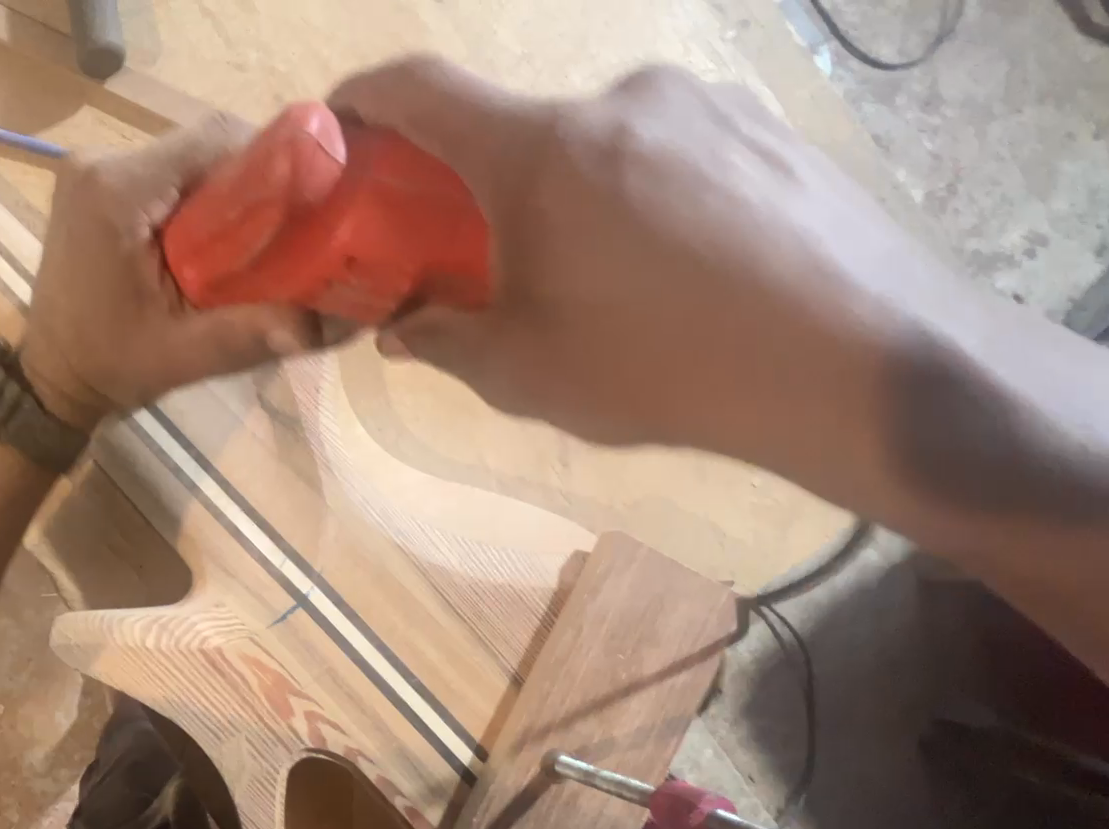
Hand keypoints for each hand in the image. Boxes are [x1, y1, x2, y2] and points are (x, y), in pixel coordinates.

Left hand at [20, 115, 319, 431]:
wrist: (50, 379)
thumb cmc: (108, 368)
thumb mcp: (182, 355)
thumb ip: (252, 333)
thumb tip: (338, 322)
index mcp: (116, 192)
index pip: (213, 140)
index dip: (269, 162)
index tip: (304, 202)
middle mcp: (99, 164)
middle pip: (201, 145)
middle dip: (250, 182)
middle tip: (286, 229)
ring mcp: (91, 172)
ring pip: (184, 159)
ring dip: (224, 193)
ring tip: (254, 241)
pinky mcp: (94, 188)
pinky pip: (163, 176)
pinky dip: (196, 201)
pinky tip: (213, 242)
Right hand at [328, 57, 980, 452]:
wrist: (859, 364)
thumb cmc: (655, 365)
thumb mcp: (520, 371)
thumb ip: (443, 340)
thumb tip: (401, 330)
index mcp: (540, 153)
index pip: (424, 89)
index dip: (366, 96)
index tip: (338, 124)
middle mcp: (616, 103)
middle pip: (512, 129)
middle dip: (475, 187)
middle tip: (478, 259)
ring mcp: (699, 105)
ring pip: (591, 143)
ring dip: (559, 197)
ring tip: (585, 277)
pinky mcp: (763, 126)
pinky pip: (661, 149)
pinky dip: (628, 194)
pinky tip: (660, 264)